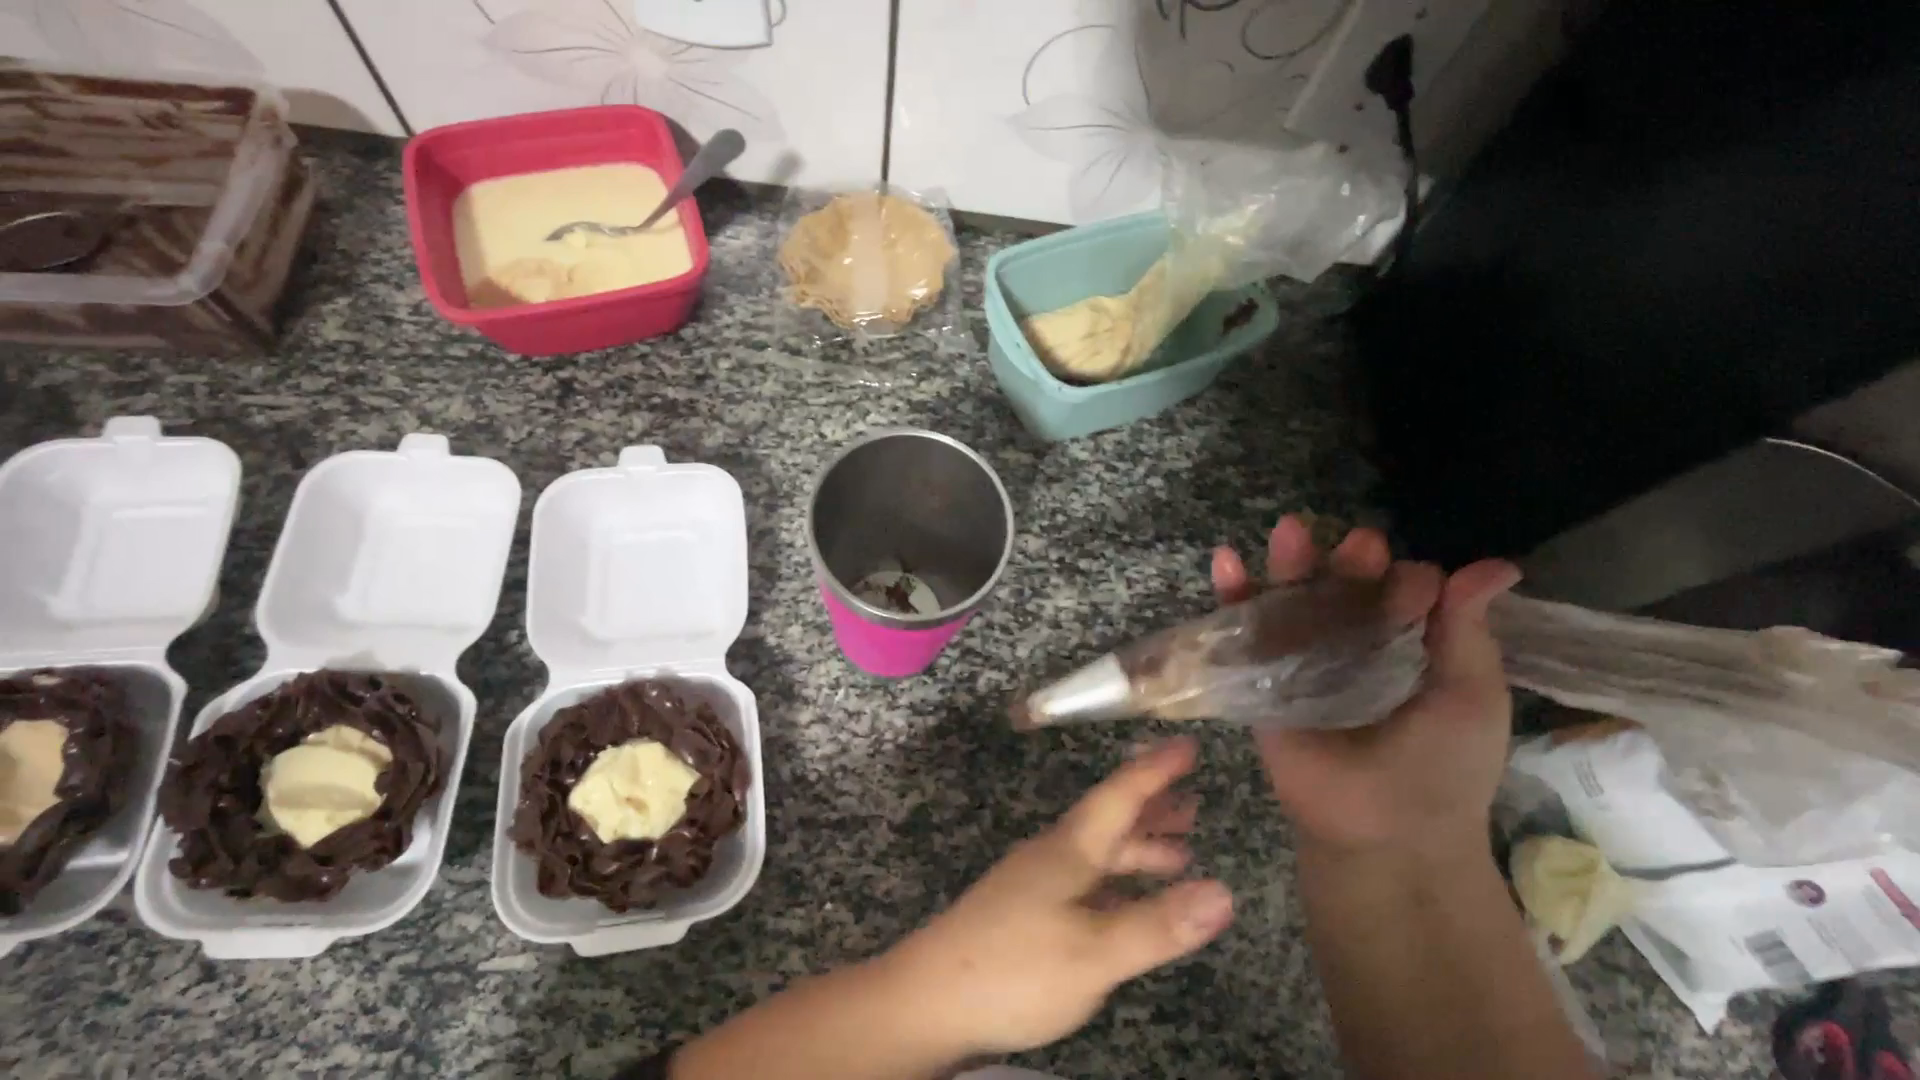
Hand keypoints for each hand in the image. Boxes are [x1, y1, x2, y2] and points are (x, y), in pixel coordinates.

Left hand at [884, 739, 1234, 1056]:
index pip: (1120, 796)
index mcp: (1070, 850)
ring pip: (1097, 853)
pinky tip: (1127, 903)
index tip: (1188, 744)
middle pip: (1109, 822)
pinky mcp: (1025, 914)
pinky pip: (1084, 882)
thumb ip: (1157, 924)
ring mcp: (1034, 885)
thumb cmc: (1013, 969)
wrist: (926, 1001)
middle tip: (1195, 807)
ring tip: (1178, 855)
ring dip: (1137, 849)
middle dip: (1153, 812)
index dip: (1155, 770)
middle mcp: (1052, 857)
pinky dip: (1117, 882)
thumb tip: (1227, 891)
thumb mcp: (1094, 952)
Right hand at [1212, 516, 1520, 856]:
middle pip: (1339, 586)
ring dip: (1286, 562)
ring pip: (1289, 599)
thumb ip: (1468, 628)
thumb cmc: (1444, 765)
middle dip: (1347, 560)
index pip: (1397, 590)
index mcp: (1403, 645)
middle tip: (1359, 546)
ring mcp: (1299, 661)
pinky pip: (1242, 634)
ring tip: (1290, 530)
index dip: (1403, 579)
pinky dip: (1231, 595)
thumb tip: (1495, 565)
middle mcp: (1349, 645)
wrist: (1387, 830)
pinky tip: (1226, 560)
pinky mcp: (1259, 680)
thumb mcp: (1472, 692)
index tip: (1418, 588)